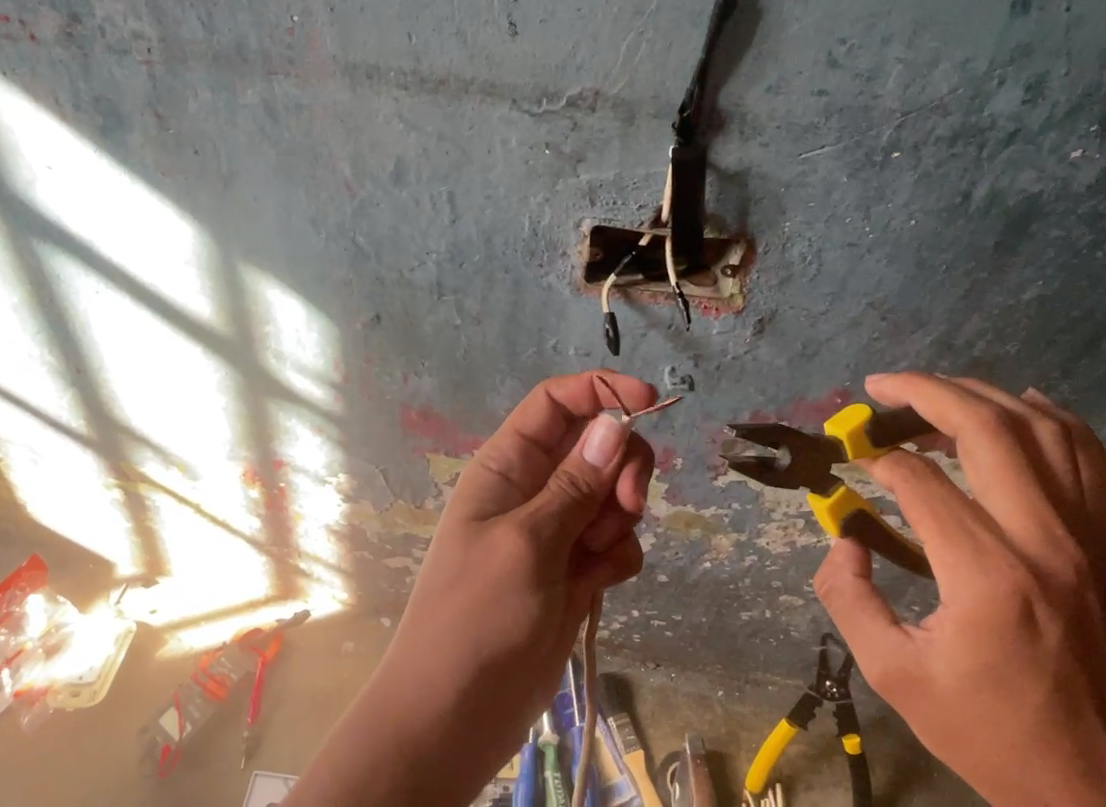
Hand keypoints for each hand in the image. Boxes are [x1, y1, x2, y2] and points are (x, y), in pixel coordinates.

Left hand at [290, 371, 658, 806]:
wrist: (456, 714)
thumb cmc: (477, 617)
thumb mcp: (526, 543)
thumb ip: (574, 485)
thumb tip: (612, 424)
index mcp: (506, 466)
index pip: (555, 403)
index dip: (600, 391)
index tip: (649, 403)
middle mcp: (532, 490)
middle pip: (596, 445)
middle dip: (622, 468)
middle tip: (625, 507)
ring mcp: (555, 532)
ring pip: (612, 495)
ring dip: (619, 519)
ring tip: (594, 560)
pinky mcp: (573, 572)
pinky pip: (615, 543)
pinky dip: (618, 557)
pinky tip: (599, 585)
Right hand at [813, 373, 1105, 806]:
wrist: (1098, 783)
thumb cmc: (989, 731)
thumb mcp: (895, 676)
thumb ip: (849, 599)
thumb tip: (843, 540)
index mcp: (985, 573)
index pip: (920, 479)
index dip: (875, 457)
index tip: (848, 458)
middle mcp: (1042, 539)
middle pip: (988, 428)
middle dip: (926, 393)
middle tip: (879, 389)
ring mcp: (1083, 538)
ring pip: (1044, 431)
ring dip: (984, 396)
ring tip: (936, 393)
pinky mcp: (1104, 546)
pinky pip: (1092, 460)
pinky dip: (1057, 420)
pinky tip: (1025, 407)